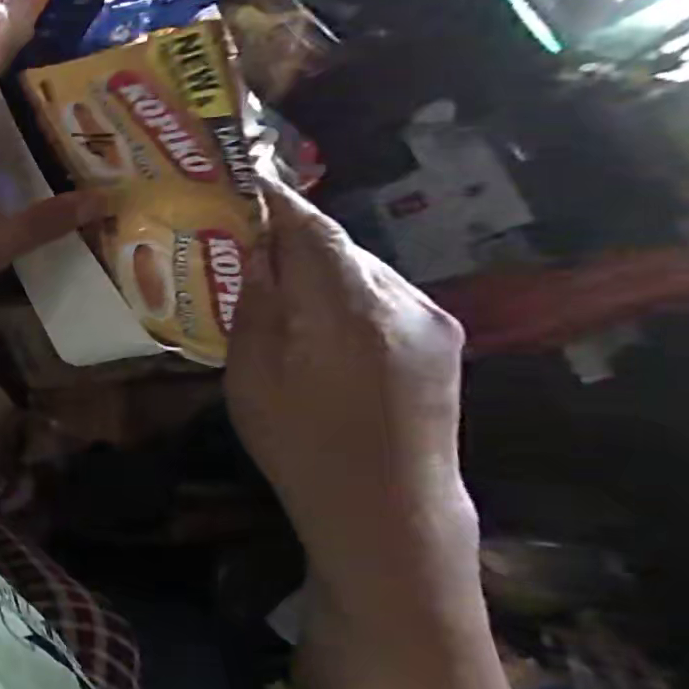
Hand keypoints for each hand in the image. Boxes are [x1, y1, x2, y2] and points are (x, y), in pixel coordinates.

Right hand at [225, 177, 475, 574]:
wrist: (389, 511)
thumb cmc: (300, 446)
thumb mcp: (250, 378)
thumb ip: (254, 308)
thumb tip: (252, 255)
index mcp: (345, 312)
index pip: (312, 229)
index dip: (278, 198)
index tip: (244, 176)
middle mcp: (400, 302)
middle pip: (339, 245)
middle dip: (291, 233)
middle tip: (245, 234)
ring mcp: (431, 320)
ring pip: (362, 267)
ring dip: (319, 263)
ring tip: (277, 277)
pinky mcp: (444, 339)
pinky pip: (383, 293)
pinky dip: (344, 288)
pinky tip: (318, 314)